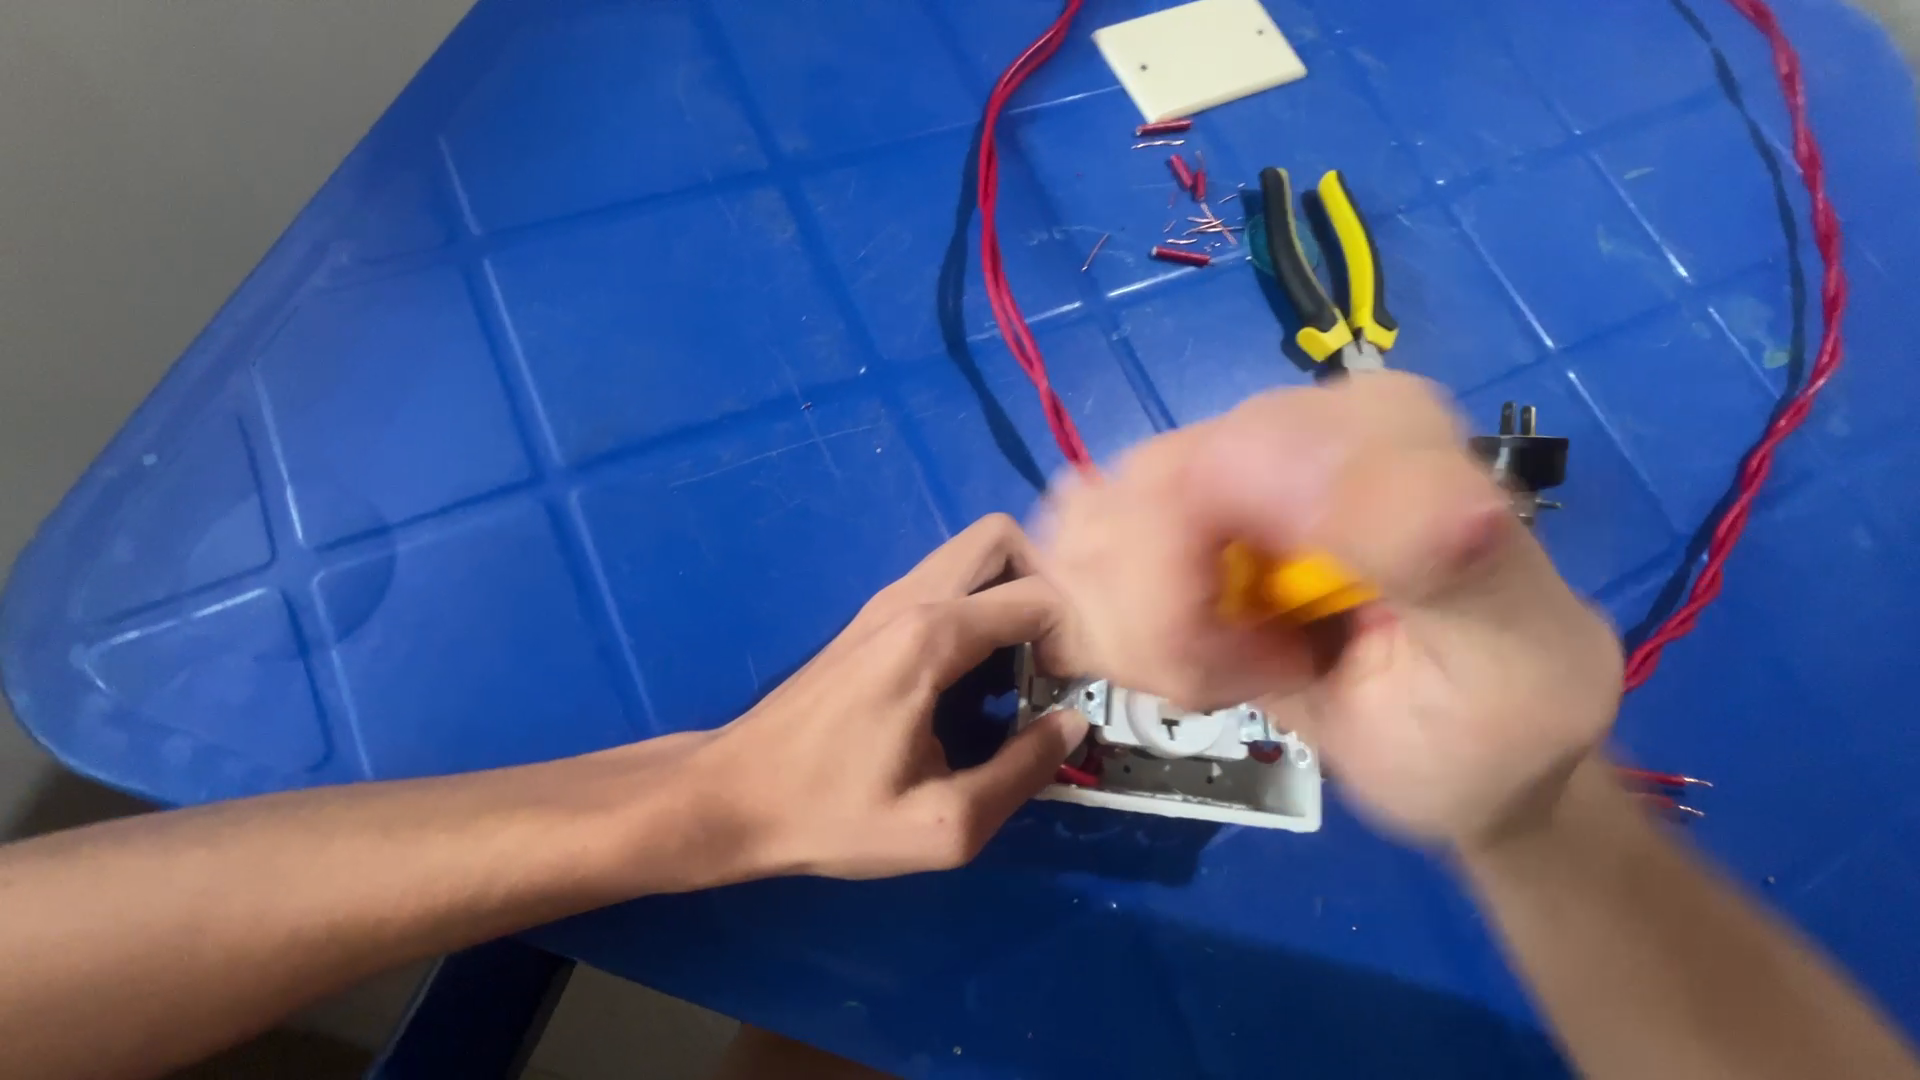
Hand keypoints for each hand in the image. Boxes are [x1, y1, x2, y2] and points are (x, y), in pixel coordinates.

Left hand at [685, 515, 1089, 881]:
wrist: (731, 795)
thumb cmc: (830, 814)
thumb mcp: (943, 825)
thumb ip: (1023, 772)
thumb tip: (1072, 724)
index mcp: (931, 637)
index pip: (1041, 595)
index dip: (1082, 636)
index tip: (1079, 690)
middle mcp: (911, 598)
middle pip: (1003, 538)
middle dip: (1051, 584)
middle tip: (1058, 656)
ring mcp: (887, 600)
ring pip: (974, 553)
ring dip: (1016, 592)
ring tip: (1027, 667)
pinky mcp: (873, 617)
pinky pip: (949, 581)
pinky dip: (983, 605)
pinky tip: (982, 674)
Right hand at [1037, 374, 1622, 850]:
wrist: (1435, 744)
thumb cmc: (1480, 718)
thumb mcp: (1505, 657)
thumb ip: (1448, 562)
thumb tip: (1406, 473)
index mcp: (1380, 430)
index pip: (1213, 463)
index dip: (1185, 589)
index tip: (1255, 671)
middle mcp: (1284, 425)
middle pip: (1135, 498)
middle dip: (1162, 618)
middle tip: (1250, 676)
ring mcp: (1210, 466)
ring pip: (1090, 529)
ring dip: (1136, 629)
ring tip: (1226, 669)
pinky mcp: (1161, 510)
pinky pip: (1074, 552)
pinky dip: (1109, 624)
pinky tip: (1181, 653)